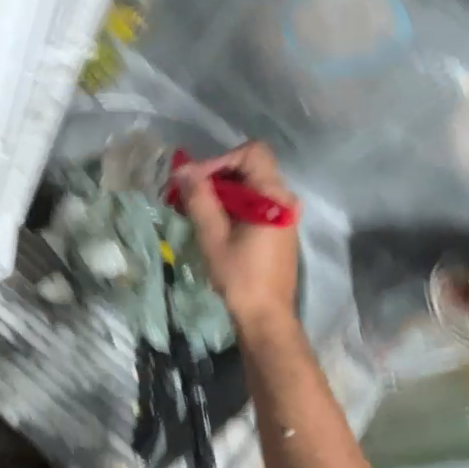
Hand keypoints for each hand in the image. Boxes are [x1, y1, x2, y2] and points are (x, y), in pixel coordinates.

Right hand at [174, 142, 300, 331]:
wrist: (266, 315)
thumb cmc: (240, 276)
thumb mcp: (213, 236)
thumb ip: (200, 199)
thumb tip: (183, 169)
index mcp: (273, 196)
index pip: (251, 152)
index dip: (220, 160)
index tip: (195, 182)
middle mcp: (285, 199)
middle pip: (251, 167)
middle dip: (216, 175)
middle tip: (187, 195)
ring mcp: (285, 213)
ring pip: (251, 185)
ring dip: (222, 191)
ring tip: (194, 209)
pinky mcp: (279, 227)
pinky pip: (255, 202)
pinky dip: (232, 204)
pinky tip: (212, 223)